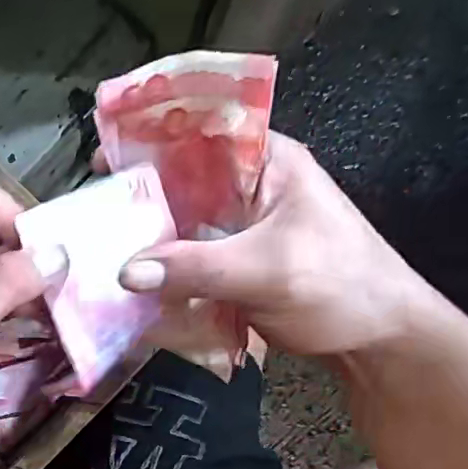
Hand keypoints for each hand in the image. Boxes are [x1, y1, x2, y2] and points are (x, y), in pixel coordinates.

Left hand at [0, 189, 66, 441]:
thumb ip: (8, 283)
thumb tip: (59, 253)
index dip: (25, 228)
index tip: (55, 263)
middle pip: (2, 236)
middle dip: (36, 260)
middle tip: (71, 288)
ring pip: (7, 269)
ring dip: (35, 287)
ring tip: (68, 308)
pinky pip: (3, 298)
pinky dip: (26, 308)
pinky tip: (52, 324)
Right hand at [116, 132, 441, 357]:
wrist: (377, 339)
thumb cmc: (341, 287)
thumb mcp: (269, 271)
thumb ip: (197, 268)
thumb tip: (125, 272)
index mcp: (265, 161)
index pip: (199, 129)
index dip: (151, 134)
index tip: (104, 154)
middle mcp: (246, 185)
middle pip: (181, 178)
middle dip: (138, 193)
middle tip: (90, 211)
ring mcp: (238, 226)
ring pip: (180, 219)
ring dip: (146, 234)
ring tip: (99, 245)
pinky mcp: (232, 262)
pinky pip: (187, 256)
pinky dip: (162, 266)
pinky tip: (132, 279)